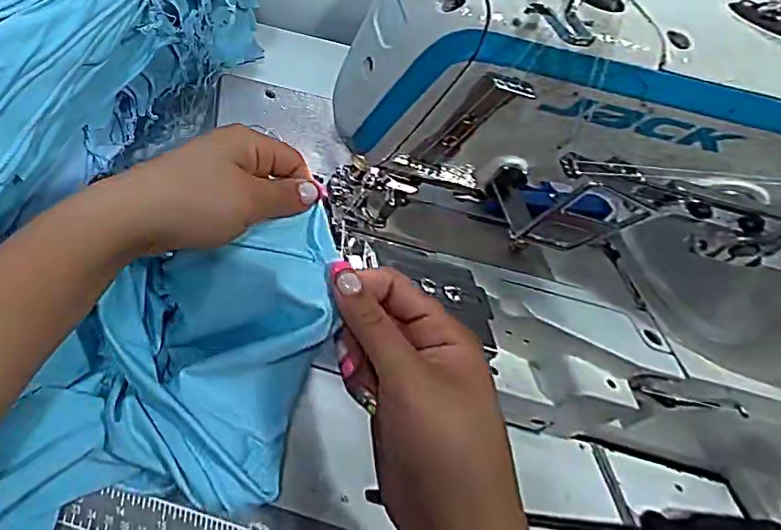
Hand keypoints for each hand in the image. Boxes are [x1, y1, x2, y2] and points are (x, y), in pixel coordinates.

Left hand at [86, 125, 320, 255]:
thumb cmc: (196, 202)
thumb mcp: (249, 201)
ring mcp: (206, 165)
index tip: (302, 219)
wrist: (133, 215)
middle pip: (269, 172)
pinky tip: (222, 229)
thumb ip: (284, 197)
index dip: (302, 187)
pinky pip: (223, 197)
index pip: (292, 159)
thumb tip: (311, 190)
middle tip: (275, 229)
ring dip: (252, 210)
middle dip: (277, 201)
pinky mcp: (190, 186)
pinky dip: (228, 214)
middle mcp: (227, 146)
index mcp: (246, 140)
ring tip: (246, 231)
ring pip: (246, 188)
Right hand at [330, 265, 526, 529]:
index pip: (394, 287)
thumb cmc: (451, 456)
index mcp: (442, 335)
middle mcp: (426, 350)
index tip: (329, 287)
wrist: (452, 529)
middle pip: (375, 311)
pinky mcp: (390, 400)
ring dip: (354, 354)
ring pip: (365, 340)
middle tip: (352, 347)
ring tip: (362, 377)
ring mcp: (407, 377)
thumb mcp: (407, 378)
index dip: (361, 284)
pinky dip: (356, 376)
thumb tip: (345, 277)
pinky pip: (363, 369)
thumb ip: (372, 324)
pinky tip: (362, 392)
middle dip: (356, 326)